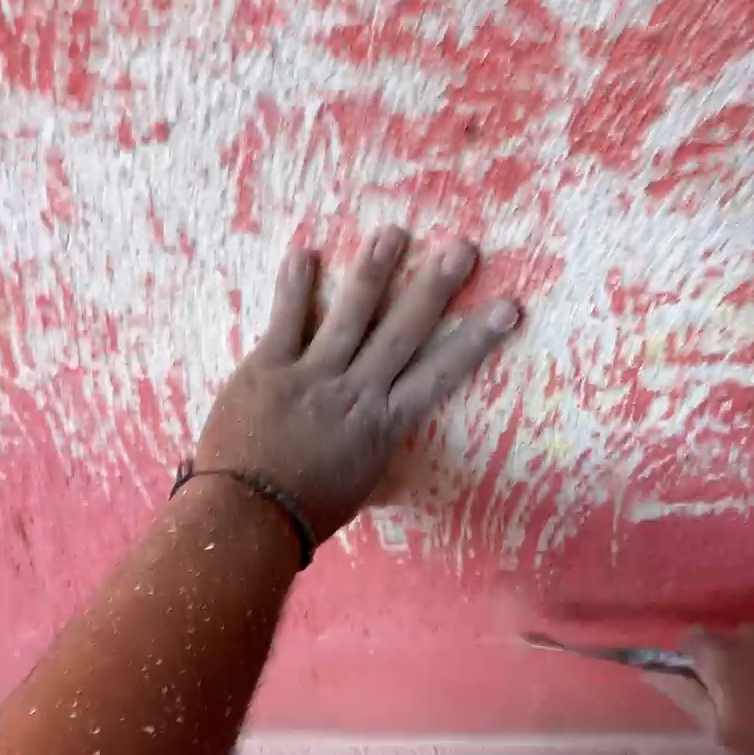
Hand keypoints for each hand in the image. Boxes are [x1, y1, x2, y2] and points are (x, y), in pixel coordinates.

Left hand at [194, 227, 519, 541]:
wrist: (246, 520)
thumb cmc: (307, 510)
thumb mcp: (360, 483)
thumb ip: (374, 445)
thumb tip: (383, 433)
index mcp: (383, 423)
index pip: (441, 374)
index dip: (477, 338)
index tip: (507, 307)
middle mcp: (356, 391)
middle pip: (402, 332)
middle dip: (434, 289)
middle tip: (462, 249)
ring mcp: (311, 375)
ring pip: (350, 316)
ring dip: (373, 273)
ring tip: (393, 234)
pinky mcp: (268, 368)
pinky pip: (285, 321)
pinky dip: (295, 287)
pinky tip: (304, 251)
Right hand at [649, 622, 753, 754]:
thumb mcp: (724, 729)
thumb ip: (685, 695)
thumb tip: (651, 672)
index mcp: (721, 656)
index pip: (690, 638)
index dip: (694, 658)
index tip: (707, 681)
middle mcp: (748, 631)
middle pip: (727, 639)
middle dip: (732, 661)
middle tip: (750, 693)